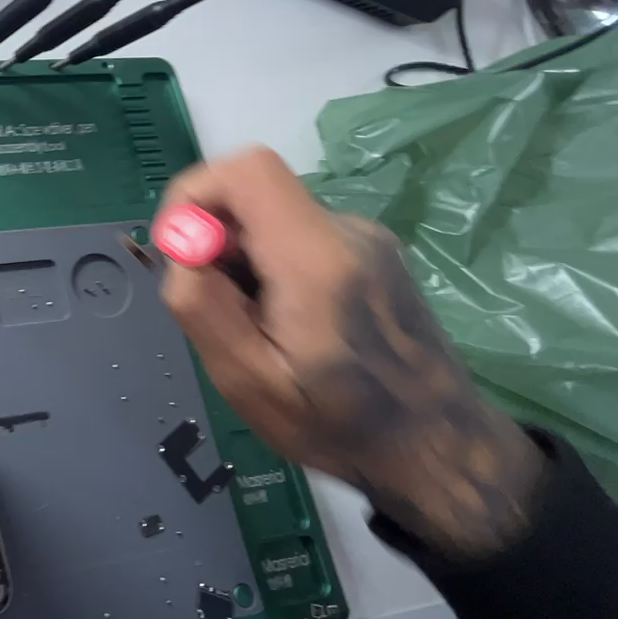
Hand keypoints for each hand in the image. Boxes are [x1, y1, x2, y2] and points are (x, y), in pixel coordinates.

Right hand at [155, 148, 544, 558]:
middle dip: (209, 243)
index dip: (193, 196)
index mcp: (316, 260)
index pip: (246, 171)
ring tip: (254, 328)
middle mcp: (346, 231)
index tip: (179, 253)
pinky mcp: (369, 252)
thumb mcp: (246, 378)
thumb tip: (181, 249)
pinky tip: (283, 323)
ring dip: (237, 262)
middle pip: (250, 196)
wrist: (438, 447)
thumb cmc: (336, 423)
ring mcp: (364, 238)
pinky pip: (292, 236)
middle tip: (216, 312)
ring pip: (267, 219)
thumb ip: (203, 305)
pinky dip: (265, 268)